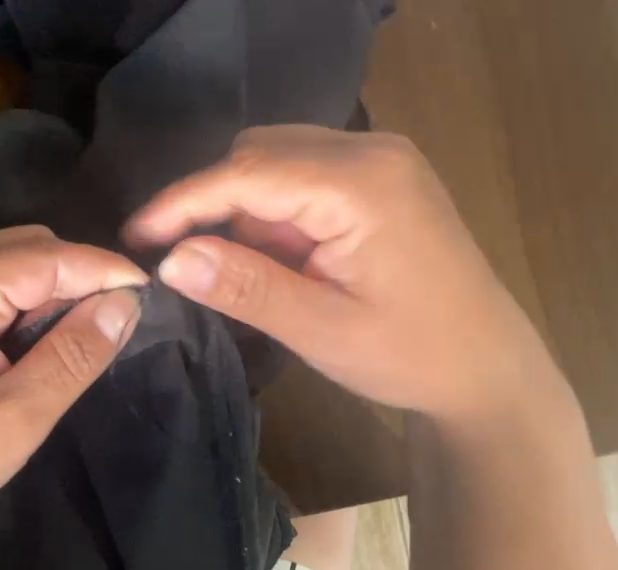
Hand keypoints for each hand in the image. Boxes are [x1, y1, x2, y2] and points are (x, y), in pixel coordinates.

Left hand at [0, 225, 146, 537]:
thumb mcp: (18, 415)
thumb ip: (74, 355)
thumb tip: (127, 305)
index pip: (44, 256)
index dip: (101, 269)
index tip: (151, 292)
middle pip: (24, 248)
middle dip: (77, 274)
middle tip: (119, 318)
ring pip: (8, 268)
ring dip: (52, 290)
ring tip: (89, 331)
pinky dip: (25, 307)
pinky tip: (47, 340)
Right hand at [125, 125, 560, 419]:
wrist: (482, 368)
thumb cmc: (407, 355)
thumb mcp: (320, 329)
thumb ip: (246, 288)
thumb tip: (171, 260)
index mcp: (361, 184)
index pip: (247, 172)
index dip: (183, 202)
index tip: (134, 237)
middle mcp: (371, 152)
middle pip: (260, 153)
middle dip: (212, 205)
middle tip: (180, 266)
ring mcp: (380, 163)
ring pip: (278, 164)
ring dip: (243, 214)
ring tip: (238, 277)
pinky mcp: (380, 183)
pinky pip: (303, 182)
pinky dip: (273, 219)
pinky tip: (276, 265)